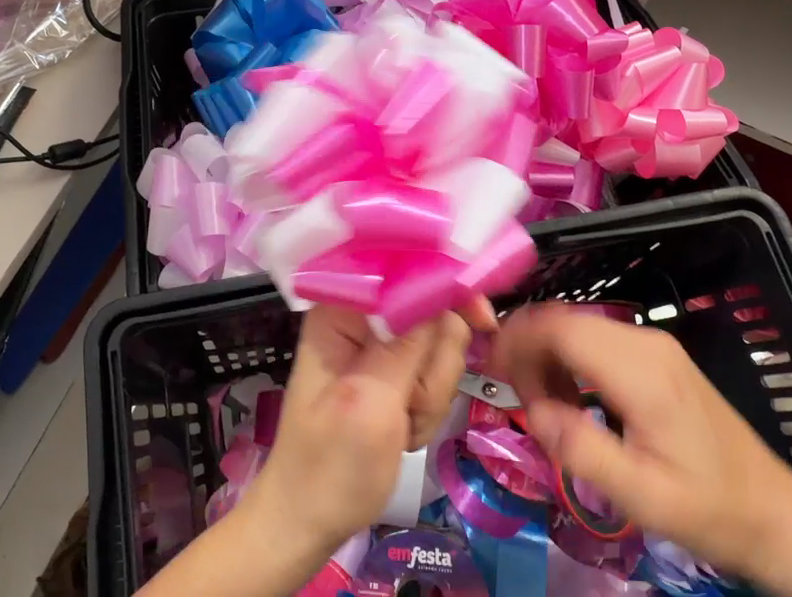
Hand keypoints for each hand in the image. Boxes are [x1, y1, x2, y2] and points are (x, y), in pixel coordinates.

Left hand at [240, 302, 482, 553]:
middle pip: (435, 311)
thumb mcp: (369, 403)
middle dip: (434, 365)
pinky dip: (428, 409)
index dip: (448, 287)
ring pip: (442, 348)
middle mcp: (361, 318)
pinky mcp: (393, 377)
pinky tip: (402, 433)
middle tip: (408, 403)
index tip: (481, 321)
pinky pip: (436, 378)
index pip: (405, 270)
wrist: (310, 521)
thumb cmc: (328, 465)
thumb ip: (406, 344)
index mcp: (341, 310)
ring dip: (431, 394)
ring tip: (398, 424)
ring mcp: (379, 349)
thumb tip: (440, 284)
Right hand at [490, 303, 791, 578]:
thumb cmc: (708, 509)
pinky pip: (595, 340)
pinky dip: (567, 360)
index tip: (490, 371)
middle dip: (526, 351)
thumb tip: (532, 412)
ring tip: (541, 405)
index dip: (516, 341)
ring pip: (576, 327)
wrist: (774, 513)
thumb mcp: (641, 497)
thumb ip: (581, 451)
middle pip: (563, 321)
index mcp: (642, 374)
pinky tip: (569, 398)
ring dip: (545, 357)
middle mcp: (647, 344)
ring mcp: (654, 346)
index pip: (561, 328)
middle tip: (514, 398)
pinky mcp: (657, 357)